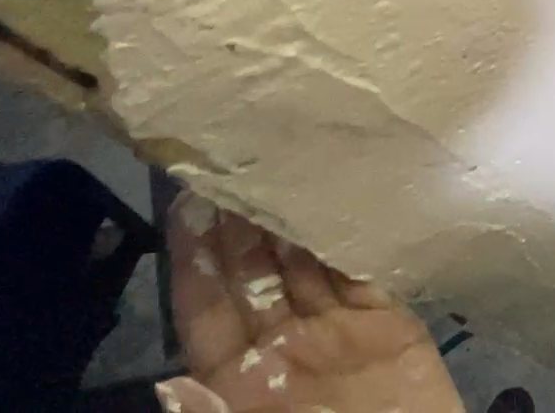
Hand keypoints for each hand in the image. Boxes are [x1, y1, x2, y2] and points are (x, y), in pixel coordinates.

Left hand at [155, 192, 463, 412]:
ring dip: (297, 223)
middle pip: (257, 274)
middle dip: (246, 225)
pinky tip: (350, 206)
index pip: (206, 306)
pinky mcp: (386, 317)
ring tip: (291, 172)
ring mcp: (334, 326)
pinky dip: (355, 240)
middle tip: (244, 168)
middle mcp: (280, 341)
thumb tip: (168, 386)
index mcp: (235, 374)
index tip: (189, 204)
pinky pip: (364, 272)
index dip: (195, 258)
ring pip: (309, 264)